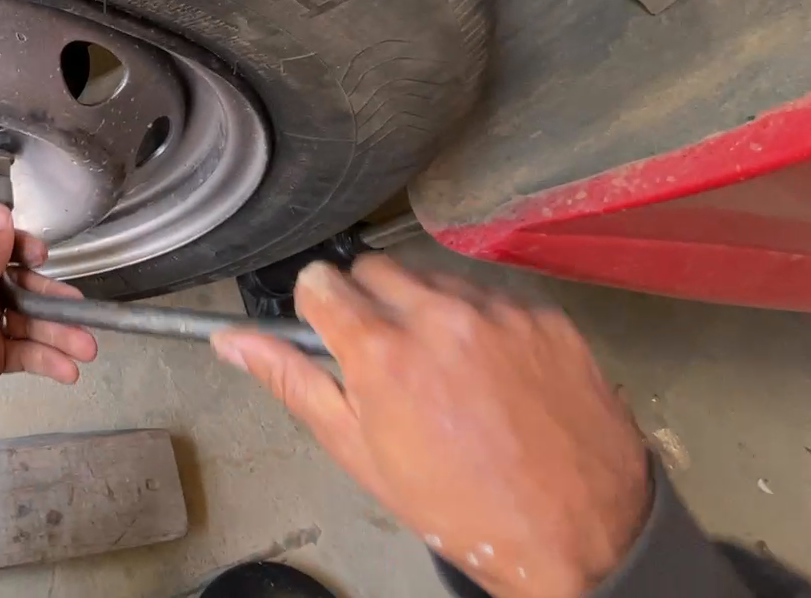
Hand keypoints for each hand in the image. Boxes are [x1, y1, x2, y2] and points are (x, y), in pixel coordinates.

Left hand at [0, 204, 97, 517]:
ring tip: (87, 350)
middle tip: (82, 312)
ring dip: (57, 335)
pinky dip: (46, 360)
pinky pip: (23, 352)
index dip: (23, 249)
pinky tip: (68, 371)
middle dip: (51, 300)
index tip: (46, 258)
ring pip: (27, 322)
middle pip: (19, 287)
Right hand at [212, 256, 648, 597]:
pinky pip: (485, 291)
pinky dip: (476, 316)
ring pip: (427, 274)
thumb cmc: (451, 501)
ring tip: (443, 362)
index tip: (336, 340)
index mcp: (380, 349)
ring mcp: (497, 311)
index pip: (318, 279)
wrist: (583, 542)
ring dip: (420, 305)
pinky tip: (489, 364)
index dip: (319, 311)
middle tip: (388, 355)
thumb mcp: (355, 448)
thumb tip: (227, 339)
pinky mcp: (545, 316)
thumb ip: (288, 378)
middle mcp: (437, 315)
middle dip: (366, 302)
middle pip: (369, 268)